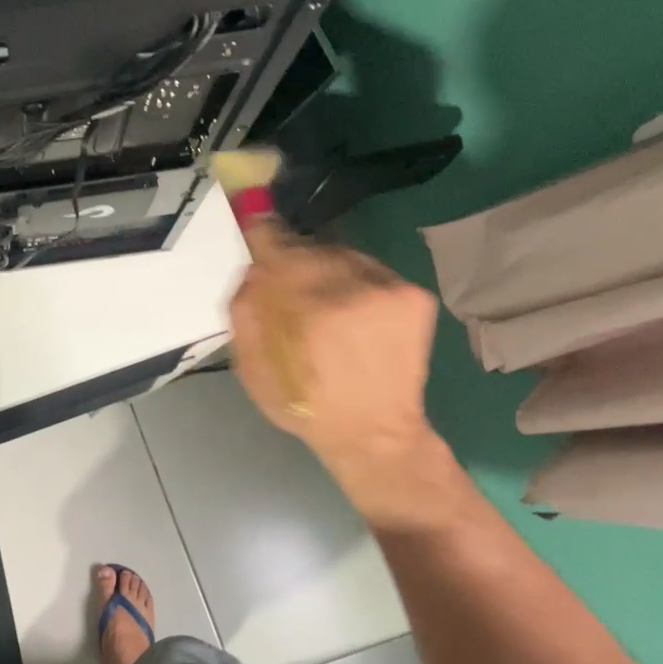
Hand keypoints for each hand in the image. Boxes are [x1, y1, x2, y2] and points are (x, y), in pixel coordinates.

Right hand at [229, 221, 447, 523]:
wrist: (375, 432)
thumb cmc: (305, 405)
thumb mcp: (253, 369)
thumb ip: (246, 312)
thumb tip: (252, 268)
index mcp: (308, 311)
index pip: (280, 249)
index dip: (266, 236)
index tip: (258, 231)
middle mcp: (353, 291)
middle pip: (312, 249)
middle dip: (295, 260)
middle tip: (288, 281)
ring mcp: (391, 291)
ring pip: (344, 256)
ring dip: (328, 269)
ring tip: (323, 301)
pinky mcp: (416, 296)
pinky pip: (373, 271)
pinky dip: (357, 282)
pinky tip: (353, 311)